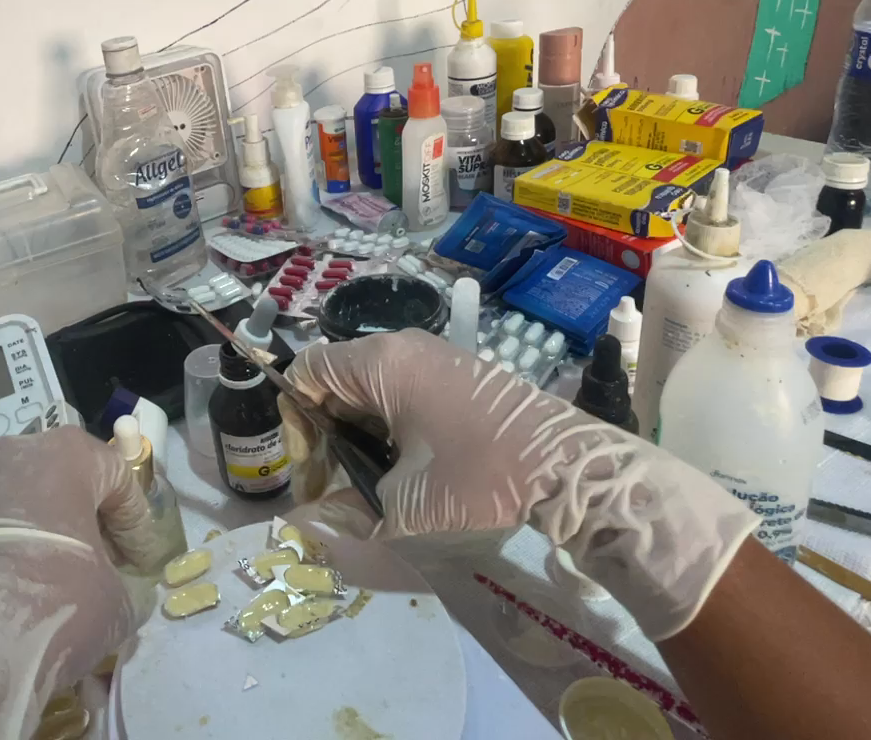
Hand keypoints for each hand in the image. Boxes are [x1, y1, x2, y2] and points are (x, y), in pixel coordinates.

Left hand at [0, 428, 156, 739]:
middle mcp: (12, 452)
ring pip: (8, 500)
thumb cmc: (54, 601)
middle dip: (78, 519)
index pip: (117, 475)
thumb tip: (118, 593)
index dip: (134, 520)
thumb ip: (125, 586)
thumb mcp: (116, 603)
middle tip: (90, 565)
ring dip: (27, 533)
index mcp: (67, 454)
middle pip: (58, 479)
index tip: (140, 561)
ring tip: (32, 582)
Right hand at [287, 329, 758, 638]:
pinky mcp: (458, 373)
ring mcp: (434, 355)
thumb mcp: (406, 508)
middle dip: (326, 434)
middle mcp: (402, 345)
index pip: (306, 371)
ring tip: (373, 483)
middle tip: (339, 487)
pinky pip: (401, 389)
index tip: (316, 473)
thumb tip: (307, 525)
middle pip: (335, 379)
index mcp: (380, 361)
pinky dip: (389, 424)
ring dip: (358, 432)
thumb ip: (346, 516)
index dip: (295, 421)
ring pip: (368, 387)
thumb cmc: (480, 479)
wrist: (575, 471)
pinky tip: (409, 465)